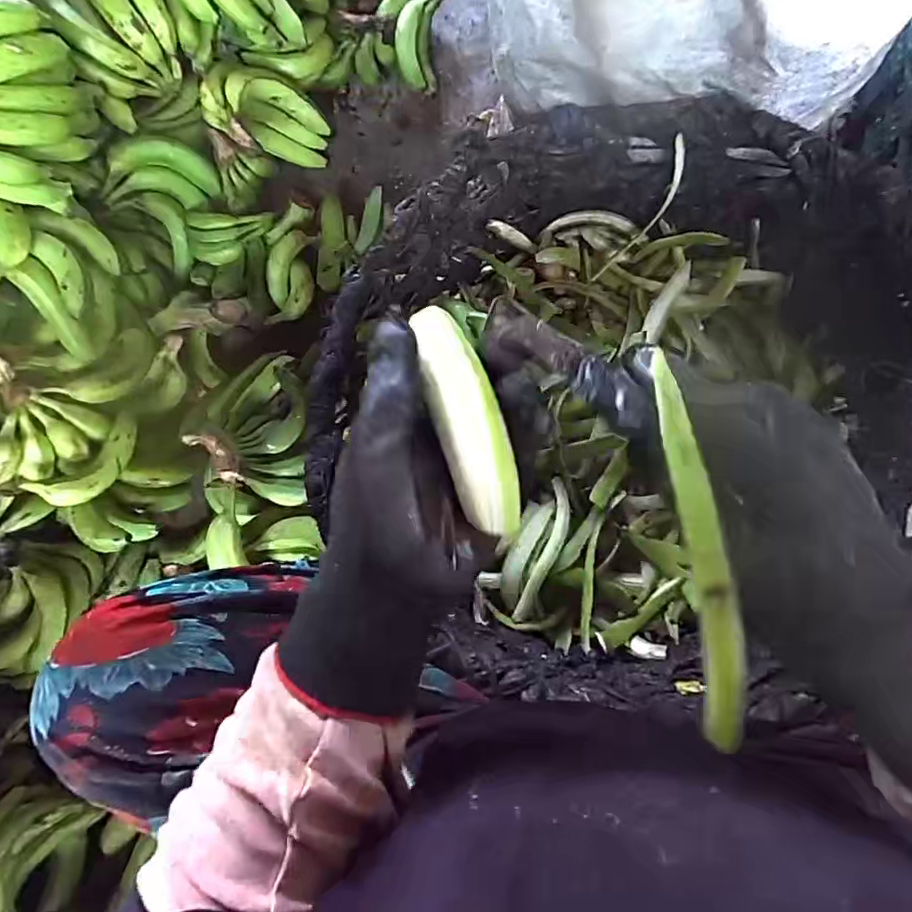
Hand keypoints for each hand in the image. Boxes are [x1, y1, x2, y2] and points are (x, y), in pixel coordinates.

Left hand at [278, 314, 545, 717]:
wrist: (398, 589)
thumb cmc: (375, 513)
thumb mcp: (375, 446)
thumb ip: (389, 391)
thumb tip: (395, 322)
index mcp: (410, 416)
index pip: (440, 368)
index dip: (463, 345)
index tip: (484, 326)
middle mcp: (446, 431)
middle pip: (482, 387)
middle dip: (500, 365)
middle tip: (516, 348)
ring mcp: (477, 458)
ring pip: (508, 416)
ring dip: (519, 396)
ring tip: (520, 384)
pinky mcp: (503, 487)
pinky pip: (525, 453)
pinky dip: (534, 433)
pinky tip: (536, 419)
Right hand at [574, 350, 911, 826]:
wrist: (873, 623)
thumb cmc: (775, 589)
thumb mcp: (700, 530)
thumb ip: (660, 462)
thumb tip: (619, 414)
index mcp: (734, 421)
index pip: (655, 379)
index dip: (621, 392)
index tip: (599, 417)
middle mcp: (764, 400)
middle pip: (683, 385)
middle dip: (652, 411)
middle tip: (636, 458)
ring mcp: (795, 413)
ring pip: (713, 400)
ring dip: (686, 425)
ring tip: (679, 473)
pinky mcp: (813, 431)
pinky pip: (745, 417)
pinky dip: (720, 434)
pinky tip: (724, 478)